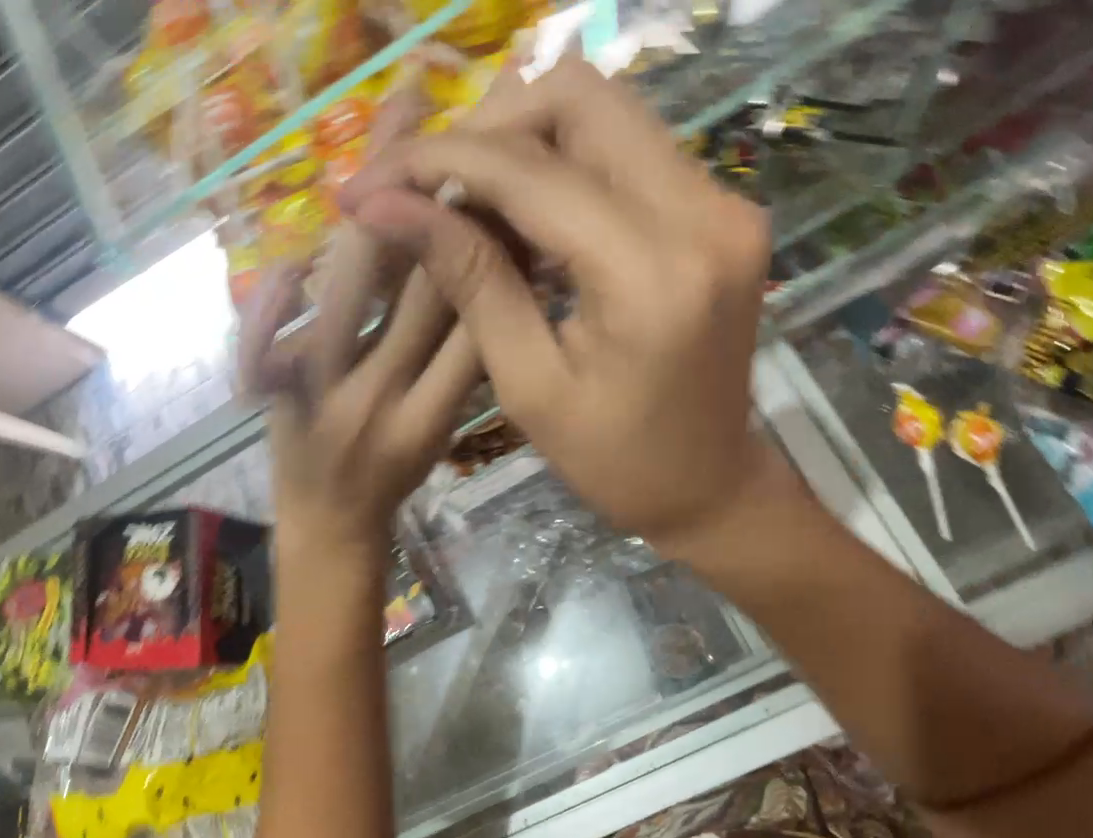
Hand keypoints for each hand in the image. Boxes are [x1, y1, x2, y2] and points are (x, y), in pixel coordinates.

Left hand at [237, 94, 480, 560]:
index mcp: (435, 416)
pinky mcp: (274, 398)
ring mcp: (322, 397)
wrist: (328, 532)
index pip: (477, 327)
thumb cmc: (392, 479)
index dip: (499, 252)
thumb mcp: (442, 430)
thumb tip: (491, 280)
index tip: (516, 189)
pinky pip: (262, 352)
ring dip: (375, 208)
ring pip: (351, 292)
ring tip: (397, 126)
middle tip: (475, 125)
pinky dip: (268, 307)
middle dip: (449, 203)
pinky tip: (289, 262)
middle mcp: (383, 400)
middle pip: (422, 293)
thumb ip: (462, 367)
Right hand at [338, 59, 805, 550]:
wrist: (710, 484)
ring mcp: (723, 202)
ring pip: (604, 110)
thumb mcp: (529, 385)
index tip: (369, 183)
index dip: (439, 163)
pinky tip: (519, 210)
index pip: (531, 171)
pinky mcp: (721, 207)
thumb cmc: (615, 462)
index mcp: (652, 273)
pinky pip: (628, 148)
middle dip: (485, 129)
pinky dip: (562, 162)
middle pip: (578, 98)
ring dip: (521, 138)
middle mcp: (704, 212)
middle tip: (425, 185)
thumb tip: (387, 207)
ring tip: (463, 196)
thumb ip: (470, 280)